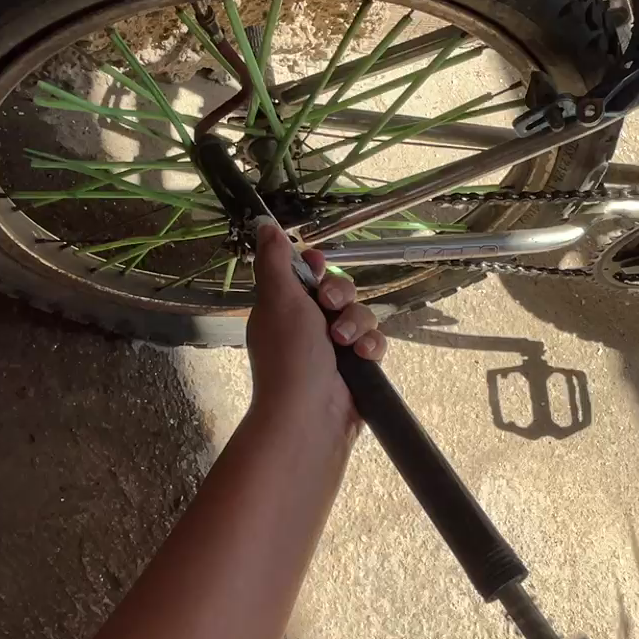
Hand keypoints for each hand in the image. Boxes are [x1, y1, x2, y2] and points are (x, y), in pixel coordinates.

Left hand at [246, 220, 386, 432]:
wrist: (310, 414)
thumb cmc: (290, 355)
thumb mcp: (278, 299)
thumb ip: (274, 260)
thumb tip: (264, 225)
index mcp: (283, 308)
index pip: (306, 275)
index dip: (316, 267)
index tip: (317, 265)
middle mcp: (308, 326)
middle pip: (339, 290)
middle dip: (341, 295)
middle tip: (330, 307)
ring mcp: (333, 348)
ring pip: (360, 314)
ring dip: (356, 323)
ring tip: (345, 342)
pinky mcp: (356, 366)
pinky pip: (374, 342)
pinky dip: (370, 346)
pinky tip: (362, 357)